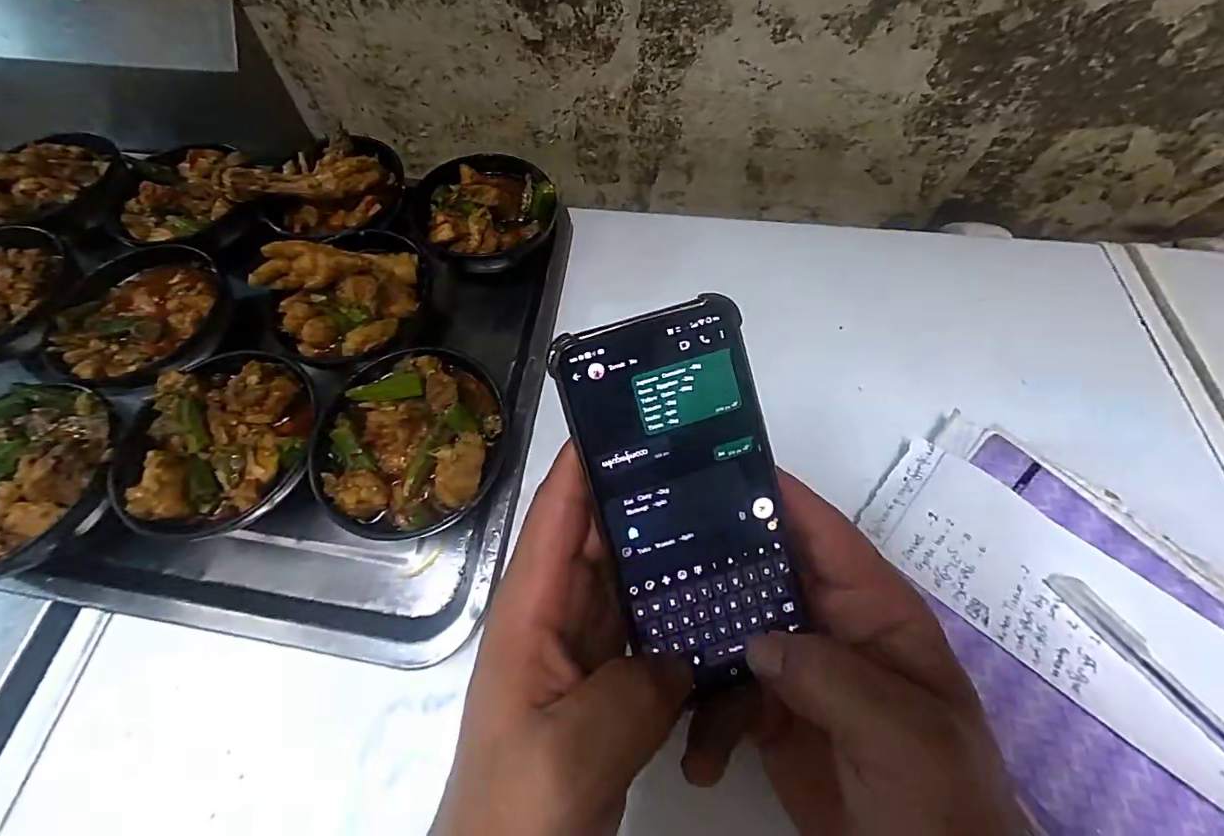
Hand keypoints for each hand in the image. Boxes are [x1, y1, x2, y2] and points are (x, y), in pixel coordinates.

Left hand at [432, 443, 691, 835]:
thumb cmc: (516, 805)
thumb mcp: (570, 750)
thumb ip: (631, 694)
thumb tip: (680, 658)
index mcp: (527, 611)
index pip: (553, 519)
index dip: (580, 468)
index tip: (618, 425)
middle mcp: (549, 617)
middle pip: (591, 540)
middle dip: (630, 499)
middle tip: (687, 465)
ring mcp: (576, 652)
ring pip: (617, 582)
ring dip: (653, 551)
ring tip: (707, 516)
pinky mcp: (601, 685)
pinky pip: (637, 631)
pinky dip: (666, 610)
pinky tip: (706, 599)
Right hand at [682, 471, 1023, 835]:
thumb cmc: (942, 801)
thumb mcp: (904, 733)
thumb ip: (833, 676)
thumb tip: (756, 645)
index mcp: (869, 608)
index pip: (819, 532)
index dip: (772, 492)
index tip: (712, 462)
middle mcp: (824, 623)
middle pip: (758, 567)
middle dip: (708, 554)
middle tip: (646, 535)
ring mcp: (793, 665)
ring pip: (727, 622)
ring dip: (690, 634)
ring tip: (648, 635)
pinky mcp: (767, 709)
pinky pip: (720, 688)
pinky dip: (702, 714)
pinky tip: (694, 746)